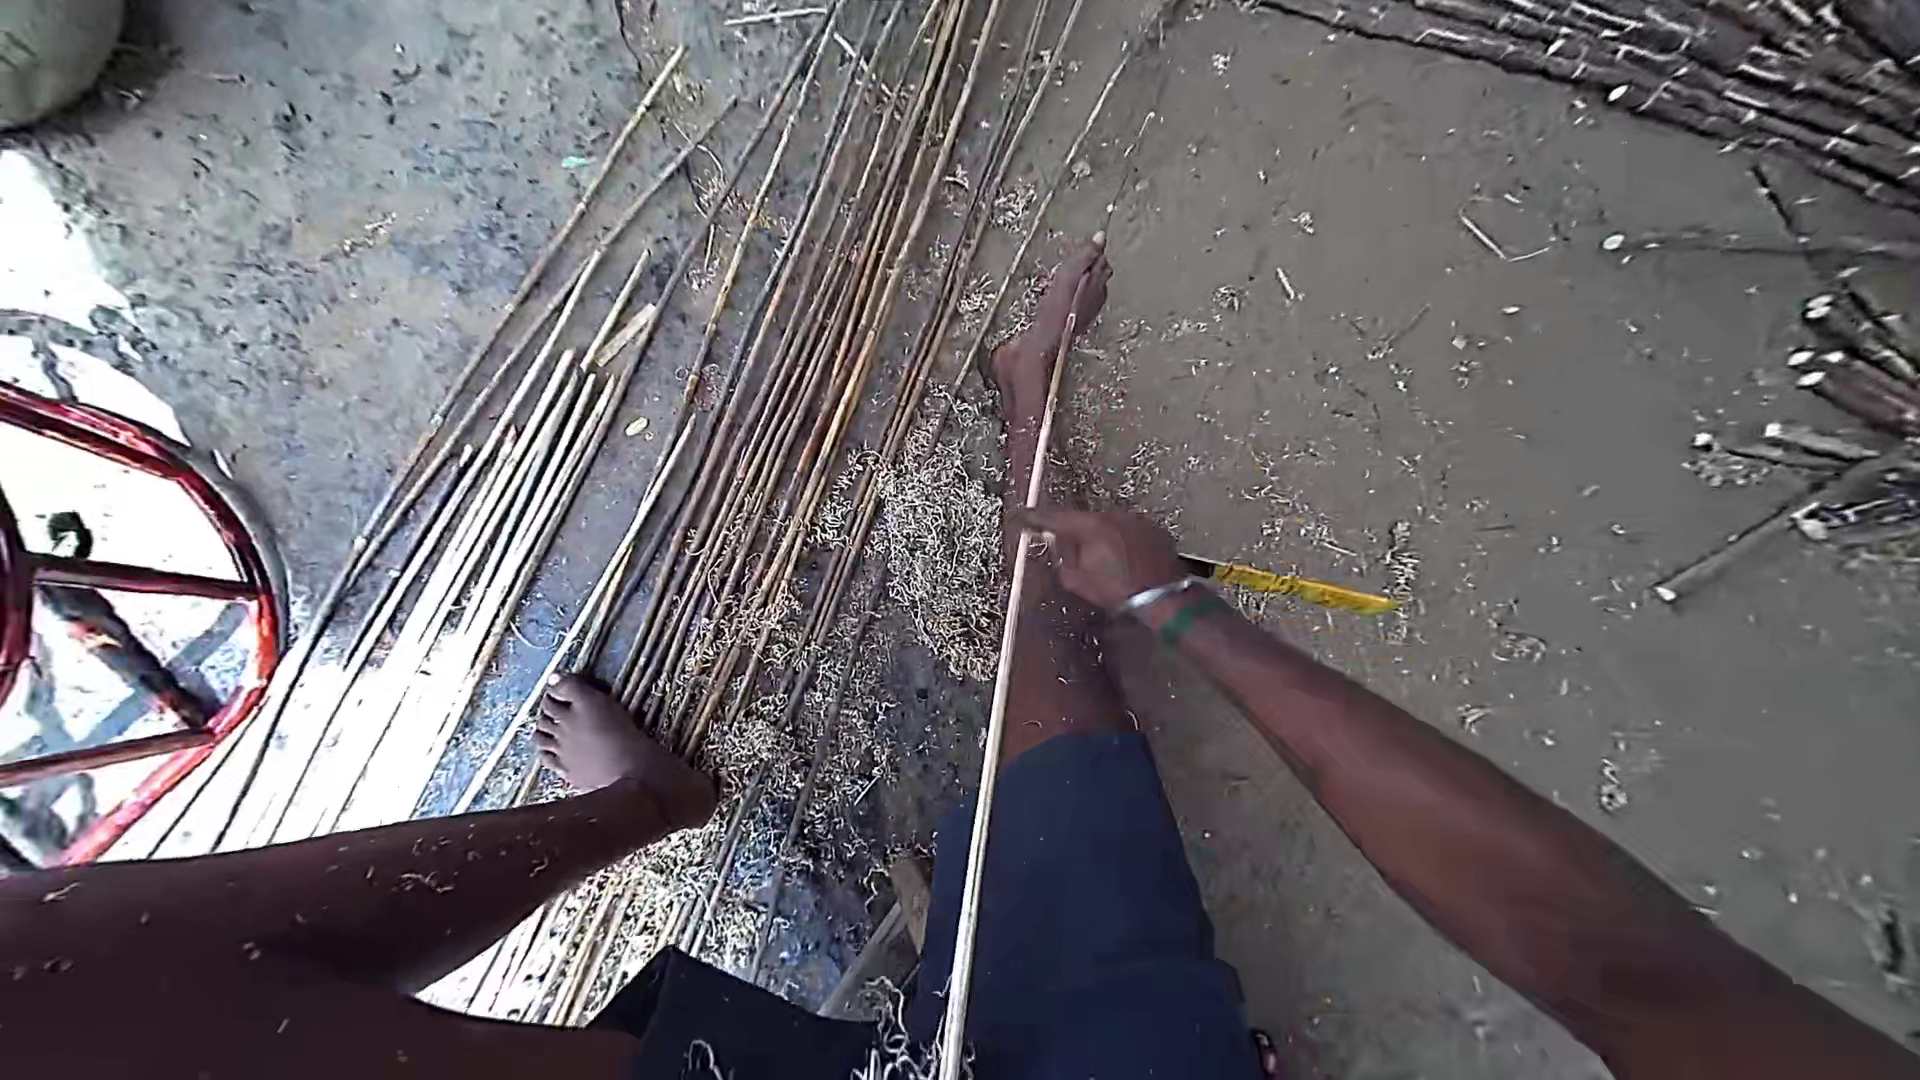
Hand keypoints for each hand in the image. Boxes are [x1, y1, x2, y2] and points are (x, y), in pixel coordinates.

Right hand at [1018, 507, 1186, 612]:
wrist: (1162, 598)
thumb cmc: (1122, 591)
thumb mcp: (1078, 581)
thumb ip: (1062, 560)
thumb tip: (1058, 551)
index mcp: (1092, 527)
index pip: (1056, 517)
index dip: (1037, 518)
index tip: (1027, 516)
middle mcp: (1115, 517)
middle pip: (1084, 521)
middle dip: (1077, 536)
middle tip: (1077, 557)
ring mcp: (1136, 521)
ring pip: (1108, 525)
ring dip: (1102, 539)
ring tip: (1107, 565)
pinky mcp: (1152, 529)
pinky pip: (1128, 531)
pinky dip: (1123, 542)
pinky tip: (1124, 562)